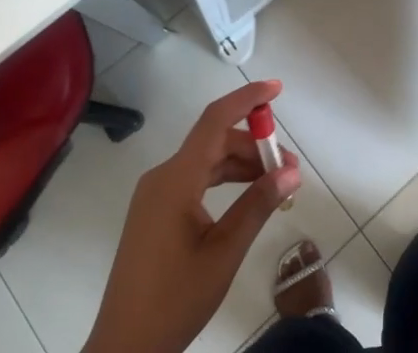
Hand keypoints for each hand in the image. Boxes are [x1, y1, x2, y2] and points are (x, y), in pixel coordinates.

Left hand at [83, 80, 301, 352]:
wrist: (126, 344)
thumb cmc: (176, 297)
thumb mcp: (225, 252)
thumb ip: (258, 206)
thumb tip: (290, 172)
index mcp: (175, 179)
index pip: (214, 122)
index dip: (246, 100)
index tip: (277, 89)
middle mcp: (162, 177)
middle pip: (213, 142)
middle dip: (254, 146)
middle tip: (291, 168)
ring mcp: (155, 195)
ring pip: (205, 162)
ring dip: (241, 166)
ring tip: (277, 184)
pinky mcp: (155, 213)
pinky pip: (194, 181)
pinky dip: (223, 181)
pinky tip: (248, 198)